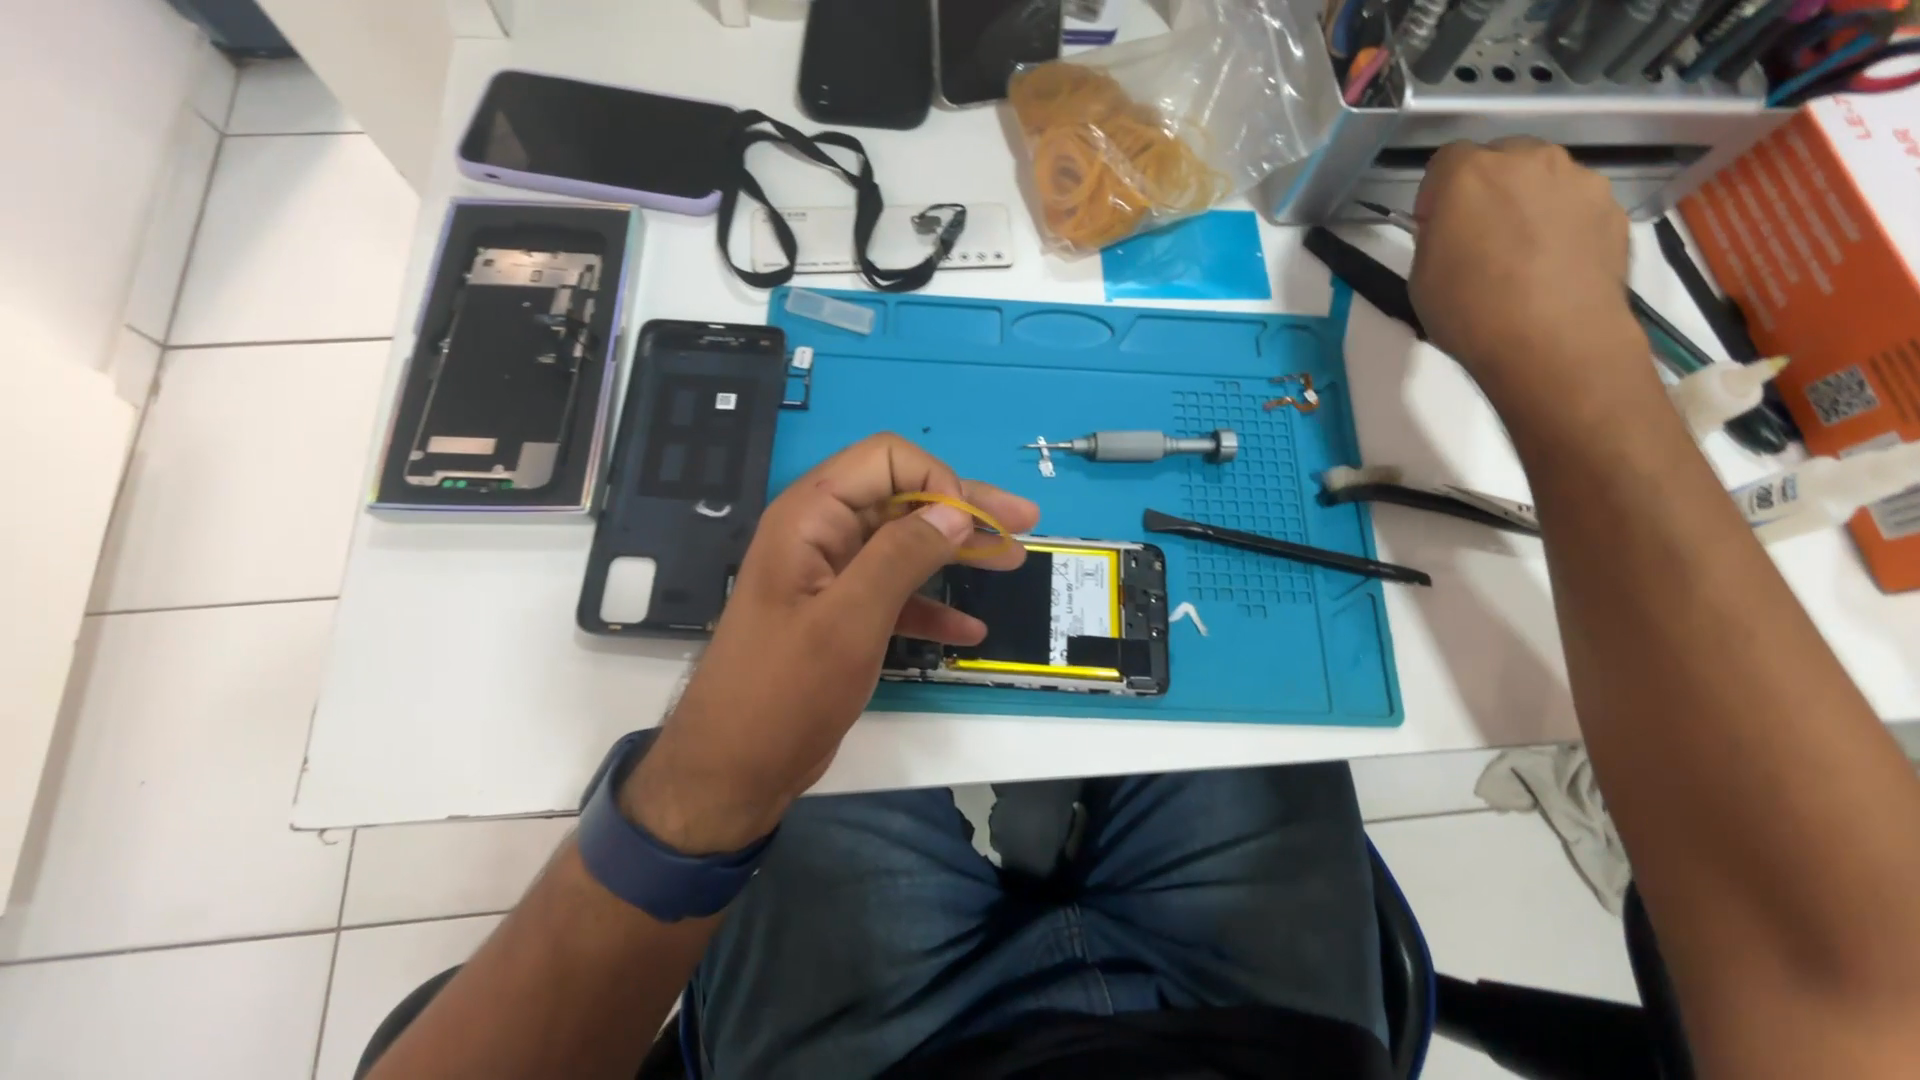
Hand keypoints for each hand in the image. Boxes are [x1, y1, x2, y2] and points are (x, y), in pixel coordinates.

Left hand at [623, 434, 1038, 852]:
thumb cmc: (785, 691)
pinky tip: (969, 630)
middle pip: (902, 498)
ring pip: (905, 545)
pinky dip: (933, 606)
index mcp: (811, 517)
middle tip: (1024, 523)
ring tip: (1013, 561)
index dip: (938, 480)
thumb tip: (957, 511)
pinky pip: (896, 595)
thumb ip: (902, 556)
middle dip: (963, 508)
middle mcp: (821, 535)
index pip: (886, 460)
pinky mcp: (841, 617)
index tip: (979, 523)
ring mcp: (831, 577)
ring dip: (958, 552)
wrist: (733, 768)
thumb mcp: (850, 620)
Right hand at [1409, 138, 1647, 411]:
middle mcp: (1529, 161)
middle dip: (1488, 188)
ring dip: (1529, 203)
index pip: (1445, 161)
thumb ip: (1436, 236)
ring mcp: (1579, 181)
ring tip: (1524, 256)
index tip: (1436, 229)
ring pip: (1544, 178)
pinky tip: (1554, 268)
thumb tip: (1453, 229)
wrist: (1555, 343)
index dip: (1436, 195)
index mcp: (1470, 174)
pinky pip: (1577, 205)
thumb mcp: (1421, 276)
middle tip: (1481, 238)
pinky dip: (1563, 225)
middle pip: (1502, 158)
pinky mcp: (1613, 208)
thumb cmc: (1471, 312)